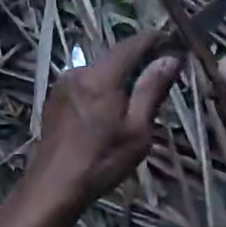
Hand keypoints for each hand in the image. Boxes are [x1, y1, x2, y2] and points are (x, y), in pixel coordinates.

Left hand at [26, 32, 182, 210]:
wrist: (53, 186)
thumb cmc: (101, 161)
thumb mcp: (137, 129)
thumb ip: (152, 90)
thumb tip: (171, 58)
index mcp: (101, 77)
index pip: (131, 45)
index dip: (153, 40)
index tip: (172, 40)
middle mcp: (78, 72)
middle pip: (114, 58)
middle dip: (138, 62)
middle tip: (160, 76)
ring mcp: (62, 84)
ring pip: (99, 71)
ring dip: (118, 77)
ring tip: (136, 99)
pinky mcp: (54, 99)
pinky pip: (85, 84)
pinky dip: (101, 88)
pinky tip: (108, 111)